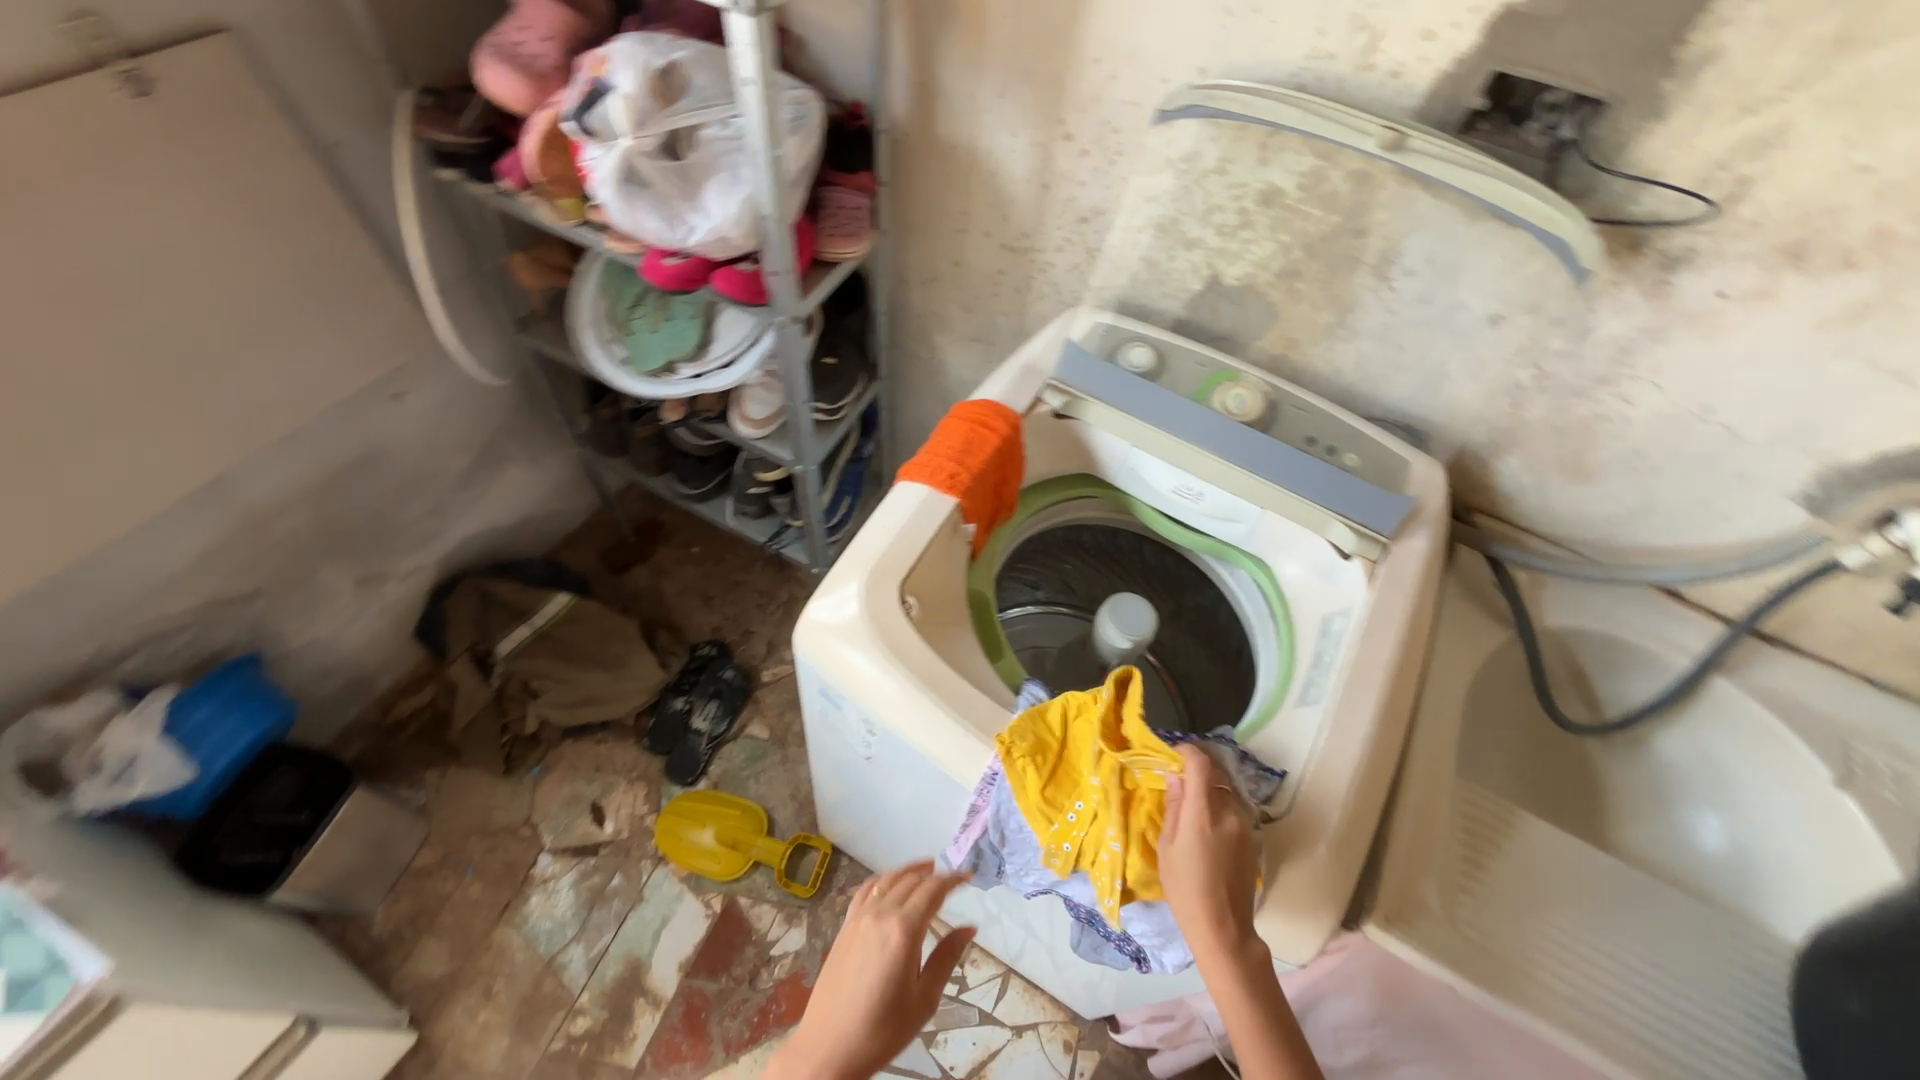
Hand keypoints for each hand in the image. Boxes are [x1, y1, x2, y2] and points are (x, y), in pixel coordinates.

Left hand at [769, 861, 975, 1079]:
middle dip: (935, 874)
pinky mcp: (844, 927)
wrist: (829, 1048)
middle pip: (911, 881)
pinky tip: (890, 884)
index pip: (933, 890)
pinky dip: (883, 880)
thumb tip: (969, 927)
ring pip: (887, 880)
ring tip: (928, 869)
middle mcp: (880, 915)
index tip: (970, 876)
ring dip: (909, 871)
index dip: (954, 880)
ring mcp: (858, 918)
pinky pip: (866, 891)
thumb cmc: (883, 1030)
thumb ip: (947, 957)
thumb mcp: (924, 999)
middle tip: (954, 877)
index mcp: (904, 930)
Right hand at [1158, 744, 1261, 957]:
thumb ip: (1174, 807)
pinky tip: (1207, 826)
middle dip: (1198, 769)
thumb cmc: (1185, 889)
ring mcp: (1245, 825)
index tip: (1174, 753)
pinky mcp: (1253, 837)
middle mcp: (1229, 812)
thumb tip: (1176, 777)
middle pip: (1216, 774)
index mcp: (1204, 814)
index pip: (1201, 764)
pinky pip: (1234, 809)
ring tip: (1192, 804)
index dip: (1188, 751)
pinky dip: (1220, 805)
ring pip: (1227, 791)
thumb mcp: (1167, 847)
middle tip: (1179, 778)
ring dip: (1211, 788)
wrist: (1224, 927)